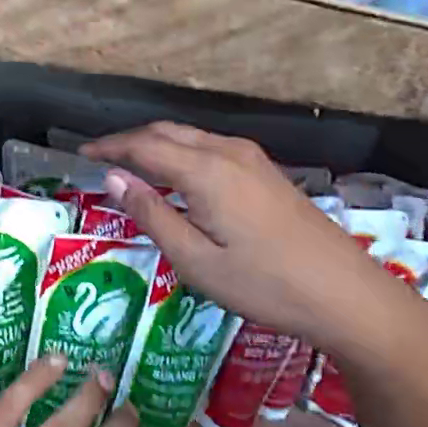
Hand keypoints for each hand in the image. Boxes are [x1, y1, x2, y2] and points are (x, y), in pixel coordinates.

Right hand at [81, 122, 420, 354]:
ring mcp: (252, 159)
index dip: (108, 147)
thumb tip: (113, 177)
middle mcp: (228, 152)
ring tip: (129, 165)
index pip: (144, 145)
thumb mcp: (197, 260)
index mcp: (206, 171)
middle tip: (99, 157)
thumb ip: (153, 214)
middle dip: (129, 140)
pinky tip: (176, 176)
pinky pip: (210, 147)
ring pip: (190, 136)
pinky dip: (181, 152)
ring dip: (155, 143)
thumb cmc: (265, 284)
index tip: (80, 154)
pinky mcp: (266, 172)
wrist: (347, 294)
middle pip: (166, 131)